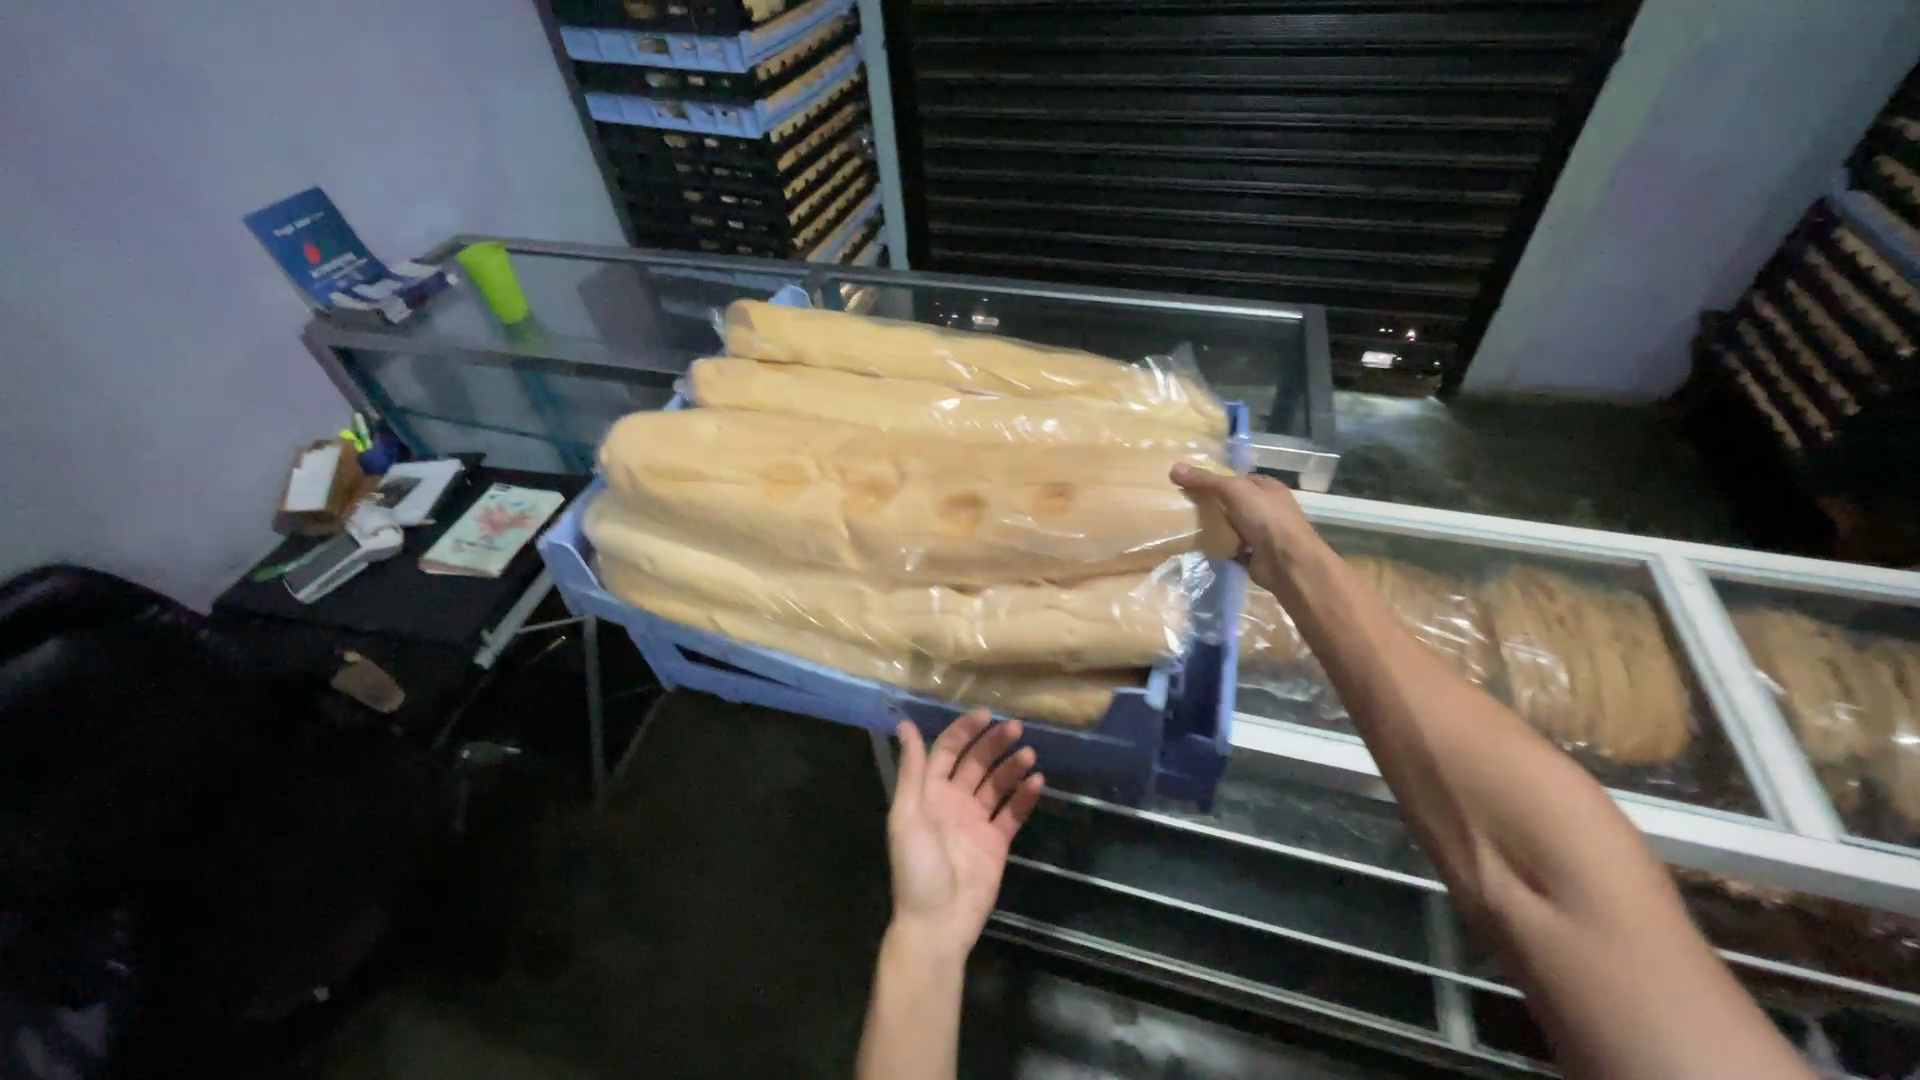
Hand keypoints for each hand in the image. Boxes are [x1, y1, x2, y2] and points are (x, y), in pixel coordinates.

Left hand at [885, 709, 1043, 956]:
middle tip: (1015, 728)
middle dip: (994, 744)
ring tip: (1029, 754)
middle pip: (976, 763)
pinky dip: (1024, 796)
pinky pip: (1012, 812)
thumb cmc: (917, 867)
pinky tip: (1037, 781)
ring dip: (1012, 766)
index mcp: (928, 793)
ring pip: (997, 784)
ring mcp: (976, 821)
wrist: (938, 922)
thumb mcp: (907, 816)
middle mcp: (953, 802)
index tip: (986, 715)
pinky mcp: (997, 842)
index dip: (964, 731)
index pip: (947, 751)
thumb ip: (912, 771)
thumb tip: (904, 725)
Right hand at [1171, 462, 1317, 592]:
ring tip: (1187, 525)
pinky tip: (1200, 546)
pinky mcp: (1255, 555)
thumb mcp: (1234, 490)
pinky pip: (1231, 548)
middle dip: (1213, 505)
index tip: (1192, 484)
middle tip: (1185, 505)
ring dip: (1215, 528)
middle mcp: (1267, 509)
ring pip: (1232, 526)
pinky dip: (1219, 548)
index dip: (1217, 480)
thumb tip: (1175, 468)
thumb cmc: (1265, 518)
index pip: (1239, 479)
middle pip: (1234, 503)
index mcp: (1268, 488)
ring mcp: (1262, 534)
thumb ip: (1206, 480)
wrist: (1286, 562)